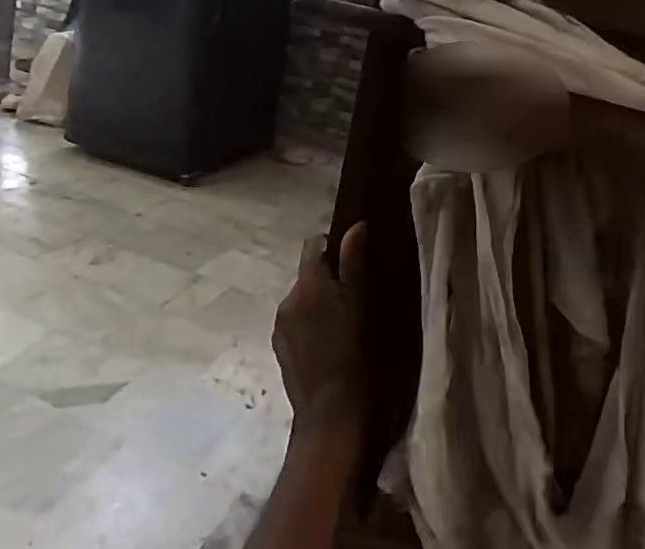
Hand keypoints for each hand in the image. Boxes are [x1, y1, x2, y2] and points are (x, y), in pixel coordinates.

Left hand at [273, 222, 367, 439]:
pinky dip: (313, 325)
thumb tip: (355, 225)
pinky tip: (333, 344)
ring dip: (321, 302)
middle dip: (330, 277)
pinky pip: (298, 323)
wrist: (334, 419)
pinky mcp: (281, 352)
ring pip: (304, 299)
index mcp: (307, 285)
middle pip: (308, 273)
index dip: (334, 245)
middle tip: (358, 295)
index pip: (313, 244)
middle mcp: (287, 301)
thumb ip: (355, 262)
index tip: (356, 259)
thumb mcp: (363, 304)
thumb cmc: (357, 355)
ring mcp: (280, 329)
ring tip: (347, 322)